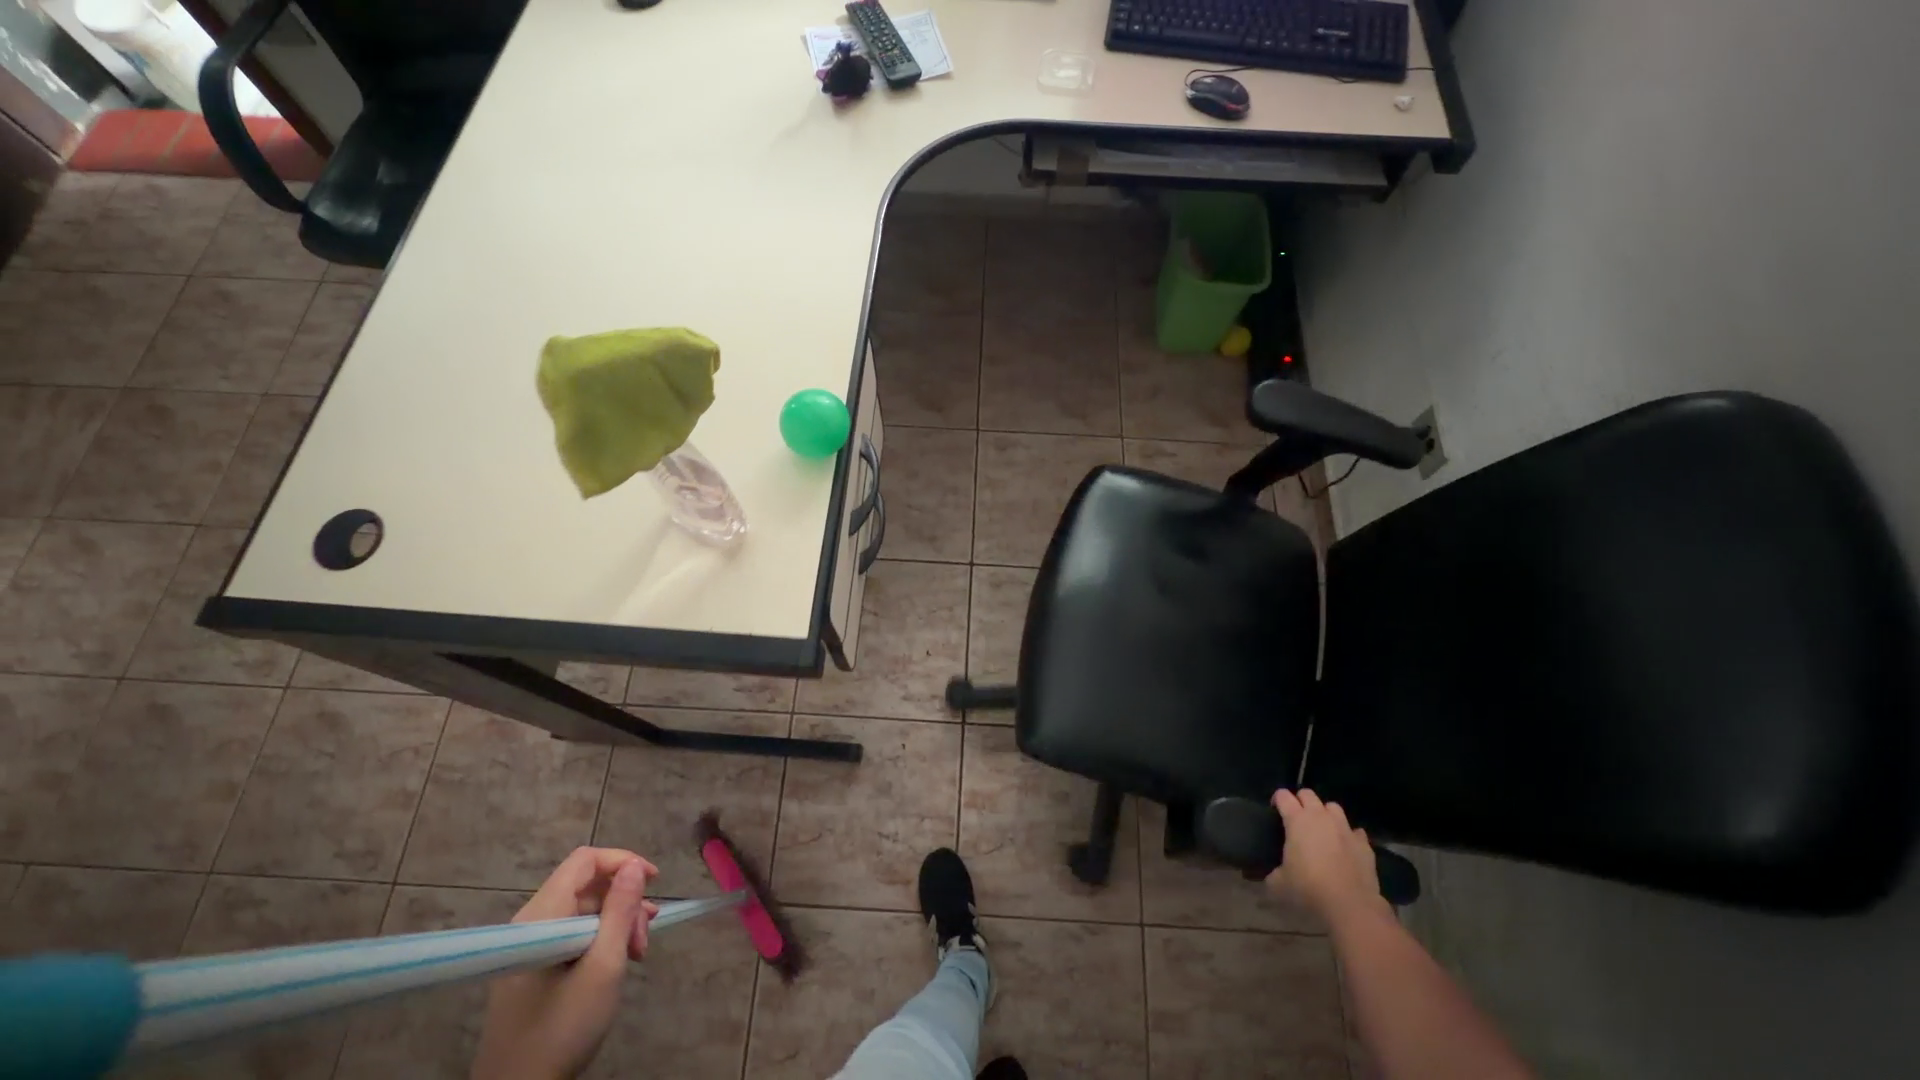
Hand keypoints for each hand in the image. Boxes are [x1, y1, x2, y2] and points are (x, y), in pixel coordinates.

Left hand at [471, 847, 659, 1079]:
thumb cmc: (563, 1027)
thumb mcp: (604, 967)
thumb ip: (620, 911)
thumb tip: (635, 866)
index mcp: (542, 915)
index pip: (584, 861)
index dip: (623, 862)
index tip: (654, 884)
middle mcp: (531, 920)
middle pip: (586, 885)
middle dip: (624, 902)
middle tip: (645, 939)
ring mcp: (530, 943)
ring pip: (583, 910)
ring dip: (617, 923)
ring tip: (638, 954)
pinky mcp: (533, 963)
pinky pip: (573, 931)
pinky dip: (601, 939)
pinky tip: (618, 961)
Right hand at [1265, 789, 1388, 925]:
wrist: (1350, 905)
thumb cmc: (1308, 889)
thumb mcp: (1278, 884)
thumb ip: (1272, 873)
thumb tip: (1272, 875)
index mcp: (1297, 821)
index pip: (1283, 796)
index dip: (1277, 800)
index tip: (1274, 810)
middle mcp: (1321, 817)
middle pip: (1308, 794)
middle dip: (1300, 801)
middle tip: (1296, 819)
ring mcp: (1345, 828)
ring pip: (1333, 807)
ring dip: (1325, 814)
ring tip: (1321, 830)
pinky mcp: (1364, 844)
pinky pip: (1354, 831)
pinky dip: (1347, 835)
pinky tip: (1344, 848)